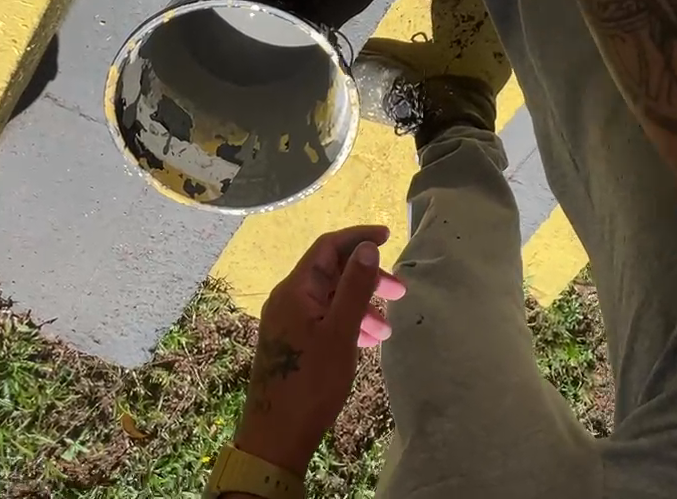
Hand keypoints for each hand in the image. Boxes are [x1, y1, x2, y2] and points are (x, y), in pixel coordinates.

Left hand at [231, 225, 406, 473]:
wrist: (276, 439)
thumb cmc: (310, 382)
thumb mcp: (340, 332)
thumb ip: (355, 286)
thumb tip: (368, 247)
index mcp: (295, 289)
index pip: (328, 246)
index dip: (358, 238)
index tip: (388, 237)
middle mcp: (288, 298)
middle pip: (332, 272)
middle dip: (367, 277)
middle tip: (400, 290)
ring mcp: (289, 321)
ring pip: (331, 298)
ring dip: (362, 305)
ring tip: (388, 329)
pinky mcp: (293, 342)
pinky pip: (325, 319)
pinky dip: (349, 323)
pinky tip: (369, 341)